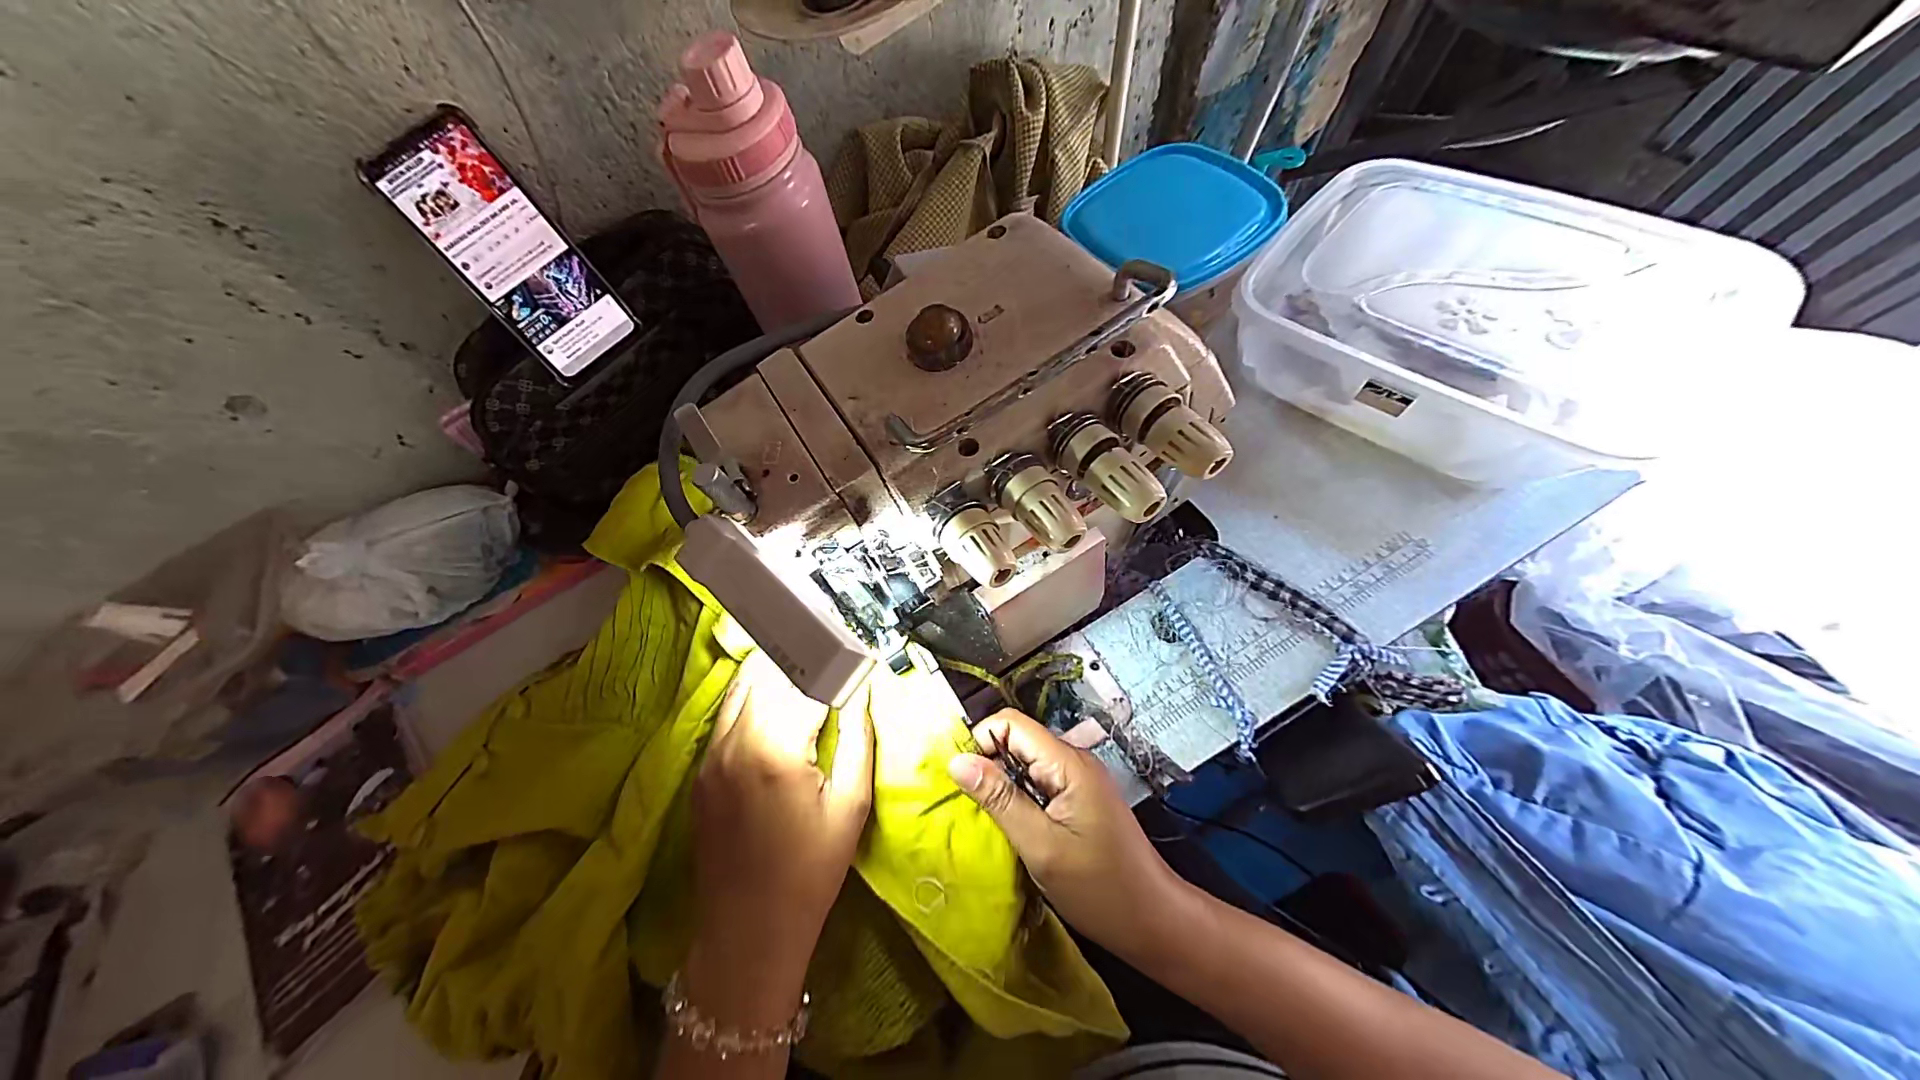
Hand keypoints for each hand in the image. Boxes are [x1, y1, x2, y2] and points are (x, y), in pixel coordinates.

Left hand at [687, 651, 874, 1011]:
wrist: (747, 931)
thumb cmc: (810, 872)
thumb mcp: (851, 805)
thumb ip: (857, 738)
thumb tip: (861, 693)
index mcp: (774, 749)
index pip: (807, 678)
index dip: (836, 660)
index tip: (858, 651)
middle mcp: (733, 741)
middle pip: (768, 672)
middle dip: (804, 657)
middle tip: (835, 651)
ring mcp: (710, 754)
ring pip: (742, 685)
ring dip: (776, 670)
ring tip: (809, 667)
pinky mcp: (700, 769)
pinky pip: (728, 712)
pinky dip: (754, 694)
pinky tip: (779, 699)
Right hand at [947, 709, 1198, 960]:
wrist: (1154, 920)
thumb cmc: (1100, 888)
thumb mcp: (1040, 846)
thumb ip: (999, 799)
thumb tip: (957, 761)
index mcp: (1067, 763)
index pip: (1010, 723)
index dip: (982, 743)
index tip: (968, 784)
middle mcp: (1074, 761)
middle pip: (1017, 740)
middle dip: (989, 767)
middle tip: (978, 811)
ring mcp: (1079, 779)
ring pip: (1025, 763)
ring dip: (1004, 787)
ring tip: (997, 824)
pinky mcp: (1080, 798)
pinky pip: (1039, 783)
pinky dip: (1020, 800)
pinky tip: (1018, 830)